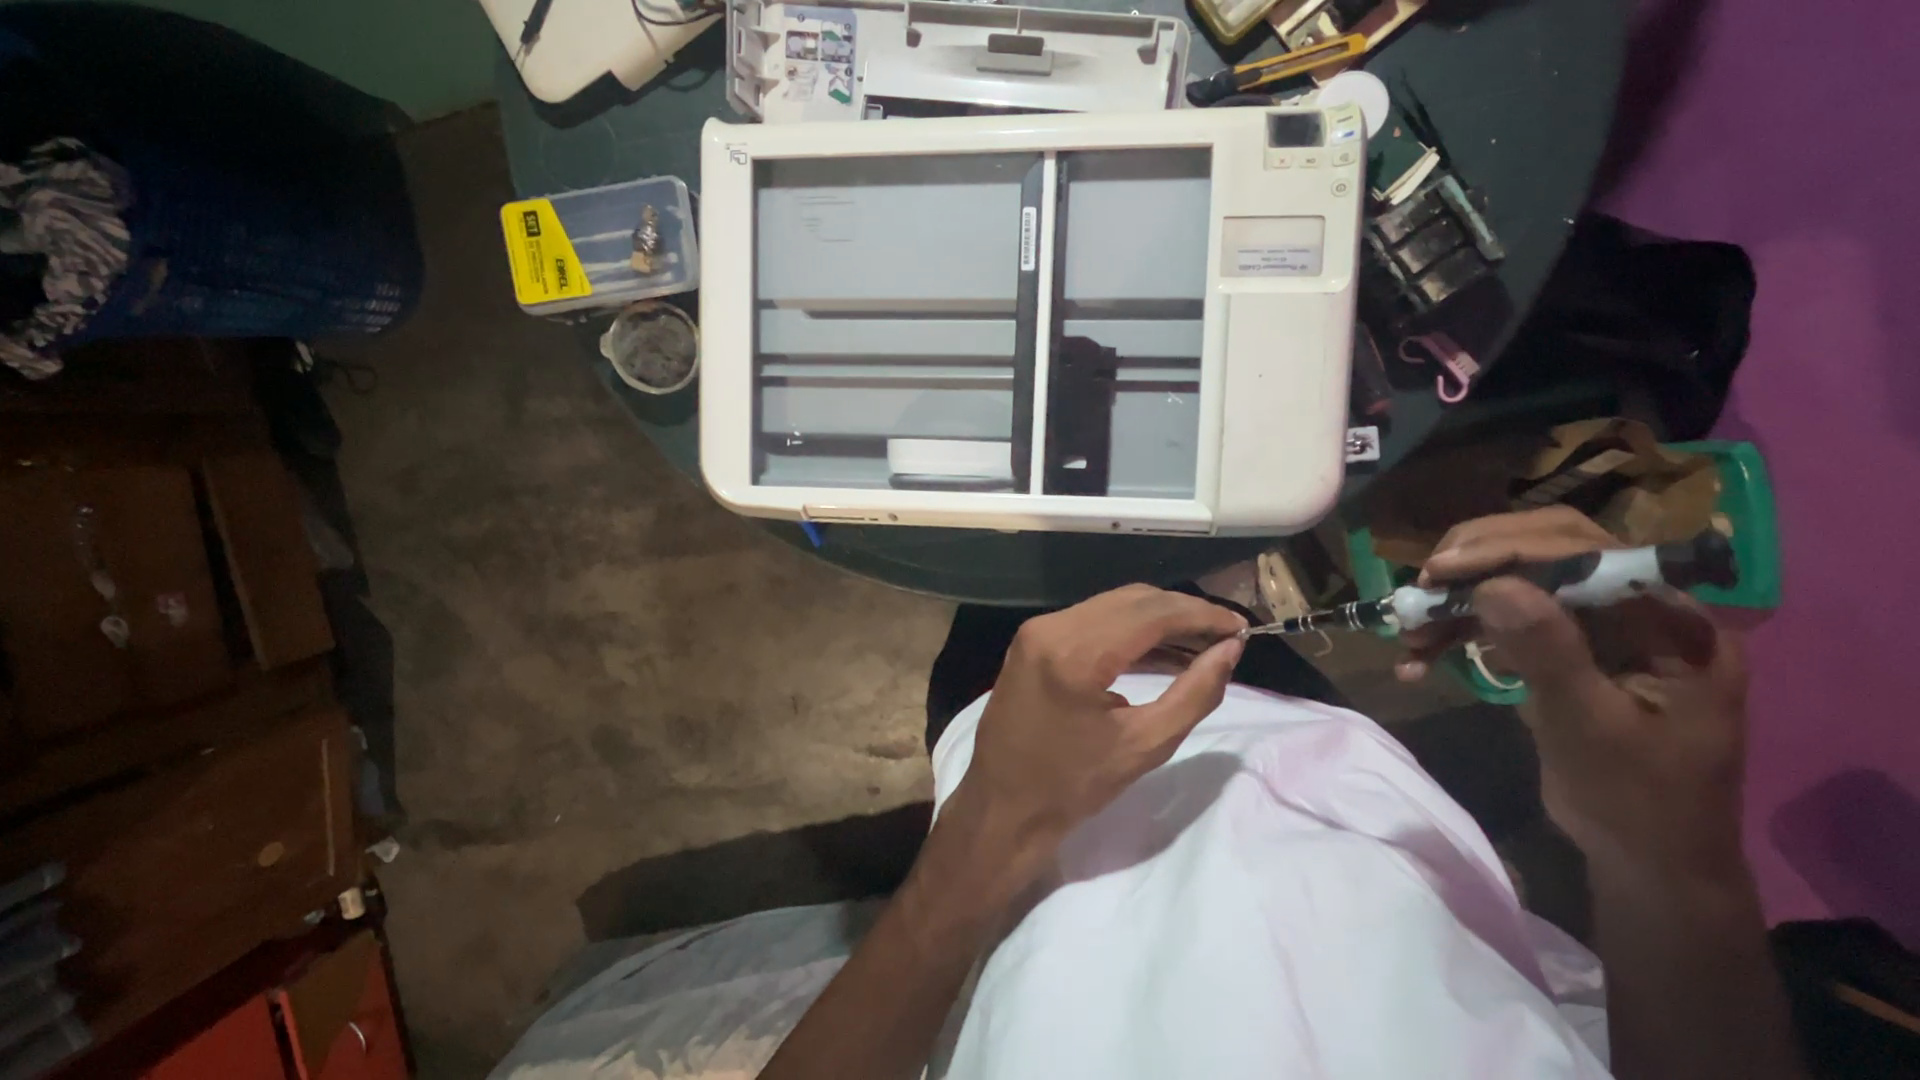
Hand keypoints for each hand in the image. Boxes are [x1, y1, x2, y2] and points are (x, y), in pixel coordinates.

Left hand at [948, 585, 1244, 881]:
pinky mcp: (1032, 640)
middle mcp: (1052, 628)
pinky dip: (1128, 629)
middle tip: (1227, 635)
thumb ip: (1195, 693)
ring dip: (1158, 619)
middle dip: (1184, 612)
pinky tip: (1162, 650)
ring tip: (1203, 644)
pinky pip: (1091, 620)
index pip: (1152, 613)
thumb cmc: (1073, 786)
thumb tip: (1230, 650)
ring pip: (1112, 605)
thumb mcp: (1145, 745)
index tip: (1242, 626)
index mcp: (1075, 654)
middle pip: (1133, 600)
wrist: (1003, 806)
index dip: (1202, 615)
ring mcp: (1037, 631)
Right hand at [1407, 509, 1749, 875]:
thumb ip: (1550, 651)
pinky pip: (1509, 624)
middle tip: (1424, 586)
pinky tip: (1419, 659)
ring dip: (1460, 604)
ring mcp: (1602, 631)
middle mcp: (1640, 610)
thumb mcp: (1591, 727)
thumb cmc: (1636, 800)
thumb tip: (1495, 585)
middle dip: (1478, 565)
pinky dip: (1461, 635)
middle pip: (1550, 554)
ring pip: (1520, 586)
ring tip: (1408, 630)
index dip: (1509, 549)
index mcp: (1670, 620)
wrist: (1649, 862)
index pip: (1587, 552)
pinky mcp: (1569, 652)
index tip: (1441, 569)